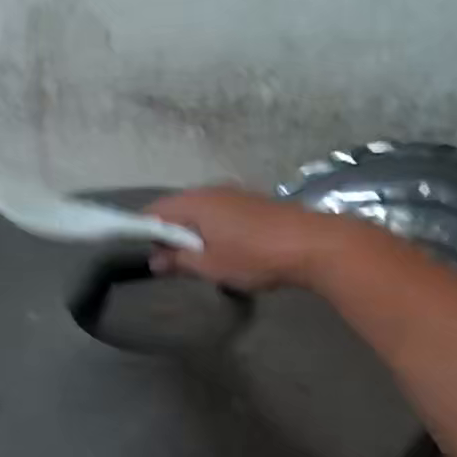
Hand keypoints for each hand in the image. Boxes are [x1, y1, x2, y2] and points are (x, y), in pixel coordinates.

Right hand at [144, 186, 367, 290]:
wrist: (312, 244)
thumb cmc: (254, 256)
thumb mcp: (210, 265)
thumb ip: (178, 260)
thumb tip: (155, 259)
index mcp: (195, 202)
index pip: (155, 211)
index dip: (144, 232)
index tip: (145, 256)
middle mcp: (212, 190)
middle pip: (178, 210)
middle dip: (171, 236)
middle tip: (172, 266)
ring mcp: (236, 194)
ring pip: (202, 213)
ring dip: (195, 235)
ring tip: (200, 263)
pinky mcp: (255, 204)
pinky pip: (222, 215)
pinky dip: (215, 231)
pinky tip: (226, 252)